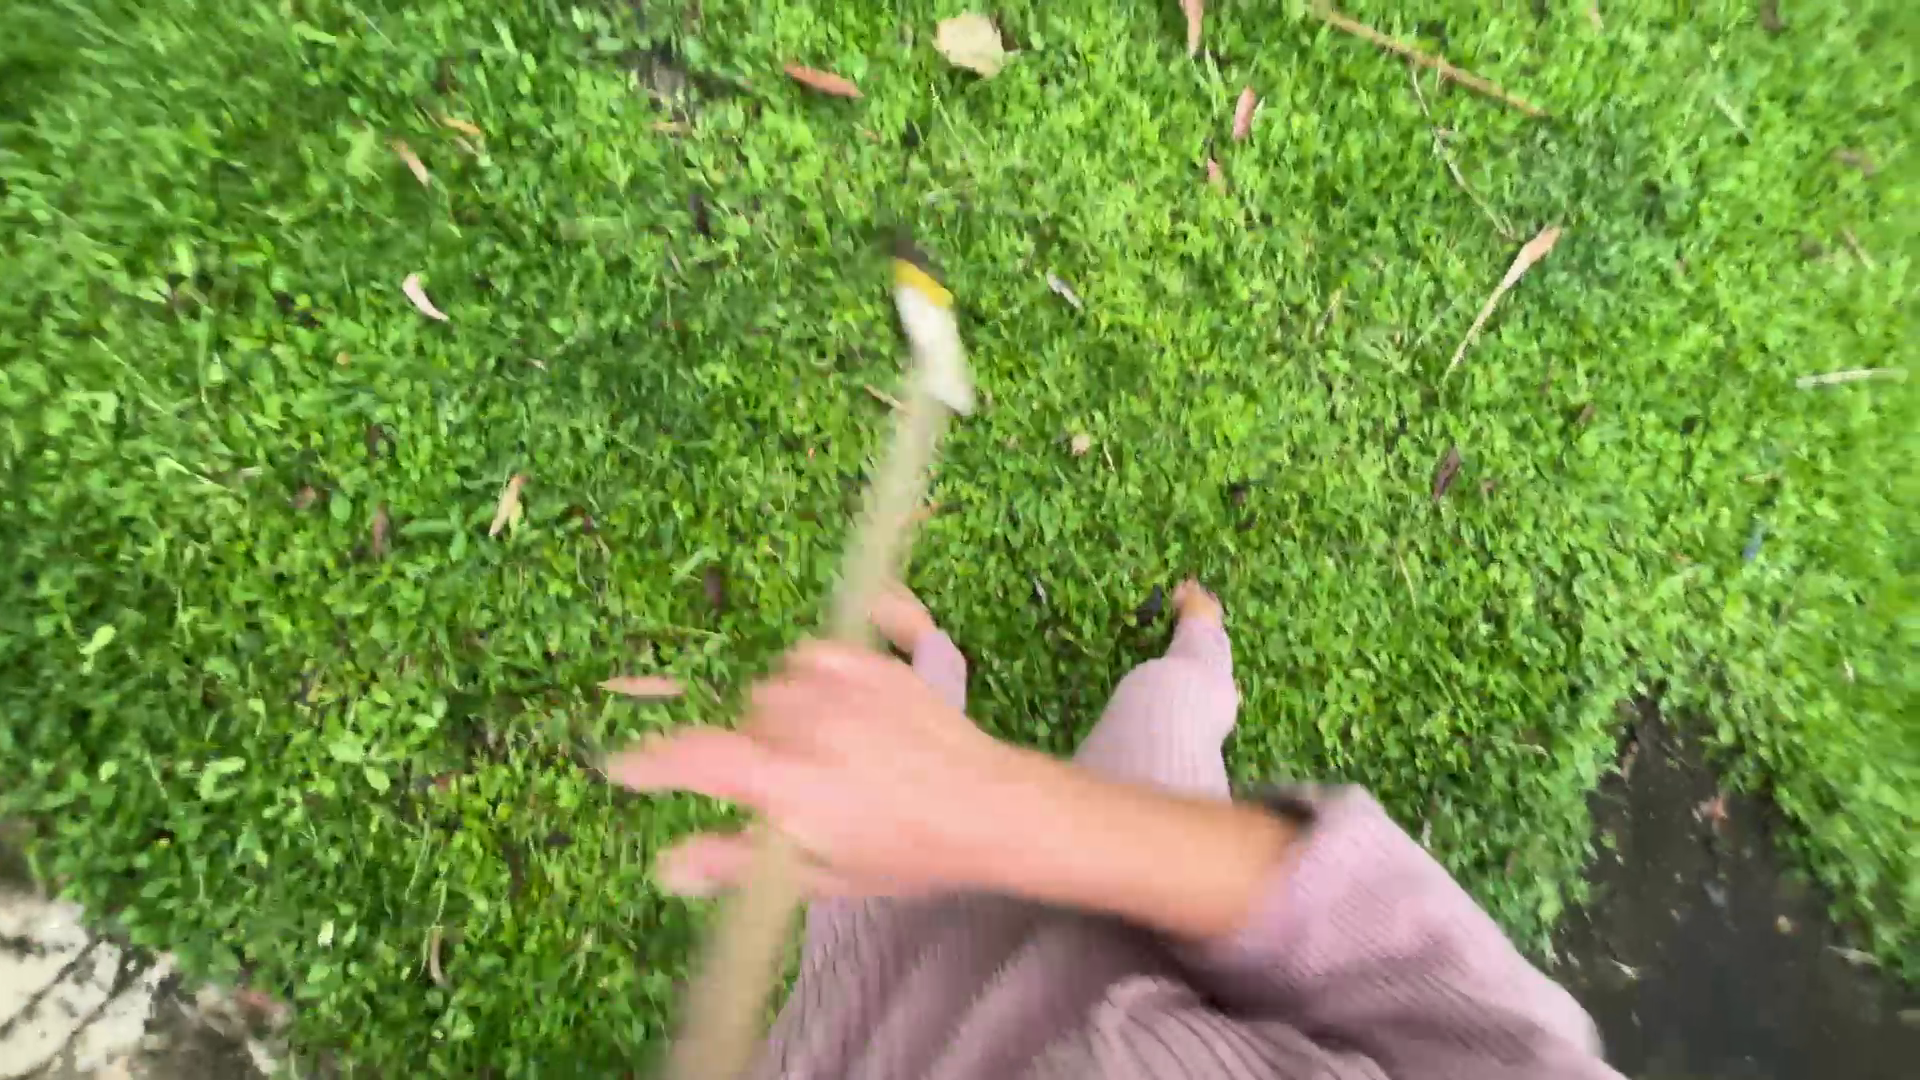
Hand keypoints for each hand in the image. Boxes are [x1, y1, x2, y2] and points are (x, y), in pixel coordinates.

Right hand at [607, 640, 1045, 897]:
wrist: (987, 804)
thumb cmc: (907, 853)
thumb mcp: (824, 875)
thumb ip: (742, 864)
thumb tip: (669, 864)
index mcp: (792, 785)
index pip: (700, 759)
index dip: (654, 762)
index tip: (625, 763)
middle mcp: (811, 727)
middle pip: (741, 719)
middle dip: (747, 747)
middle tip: (781, 778)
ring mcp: (845, 689)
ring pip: (774, 684)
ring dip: (779, 712)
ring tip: (813, 742)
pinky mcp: (875, 666)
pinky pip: (814, 654)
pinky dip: (810, 676)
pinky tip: (832, 703)